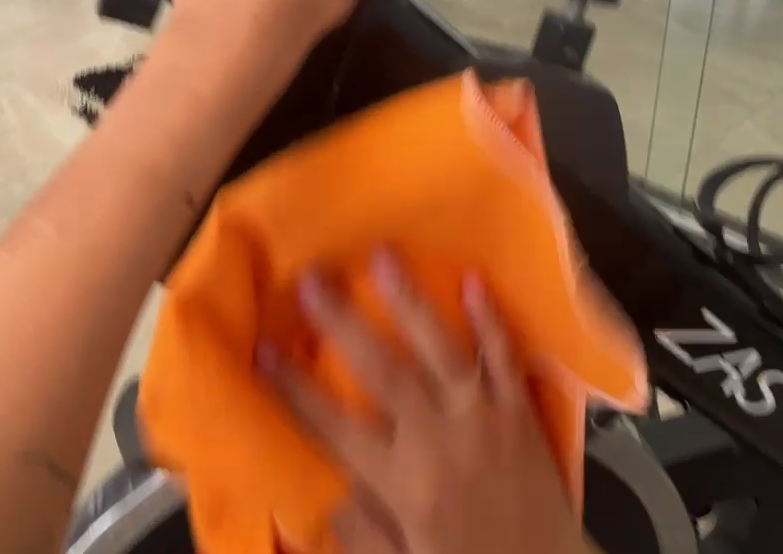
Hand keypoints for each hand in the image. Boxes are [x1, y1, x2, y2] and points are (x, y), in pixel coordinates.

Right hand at [259, 253, 589, 553]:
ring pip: (443, 351)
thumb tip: (309, 483)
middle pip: (385, 372)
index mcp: (403, 483)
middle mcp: (439, 440)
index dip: (294, 387)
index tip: (262, 348)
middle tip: (312, 278)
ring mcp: (483, 419)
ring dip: (411, 303)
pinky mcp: (519, 411)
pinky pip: (505, 359)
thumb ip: (356, 528)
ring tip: (383, 256)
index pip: (335, 427)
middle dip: (344, 323)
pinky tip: (472, 279)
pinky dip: (490, 320)